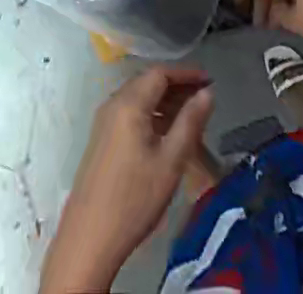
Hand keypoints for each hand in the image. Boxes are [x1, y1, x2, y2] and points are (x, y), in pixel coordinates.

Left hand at [42, 68, 213, 292]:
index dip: (185, 73)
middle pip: (147, 82)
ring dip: (165, 100)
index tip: (210, 80)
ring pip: (138, 97)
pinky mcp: (103, 135)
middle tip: (205, 97)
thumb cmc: (136, 195)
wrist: (93, 229)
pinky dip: (152, 113)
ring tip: (193, 115)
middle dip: (176, 85)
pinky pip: (130, 112)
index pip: (158, 73)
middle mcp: (113, 103)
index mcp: (128, 103)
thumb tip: (207, 93)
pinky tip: (169, 132)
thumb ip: (190, 122)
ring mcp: (105, 119)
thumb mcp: (171, 160)